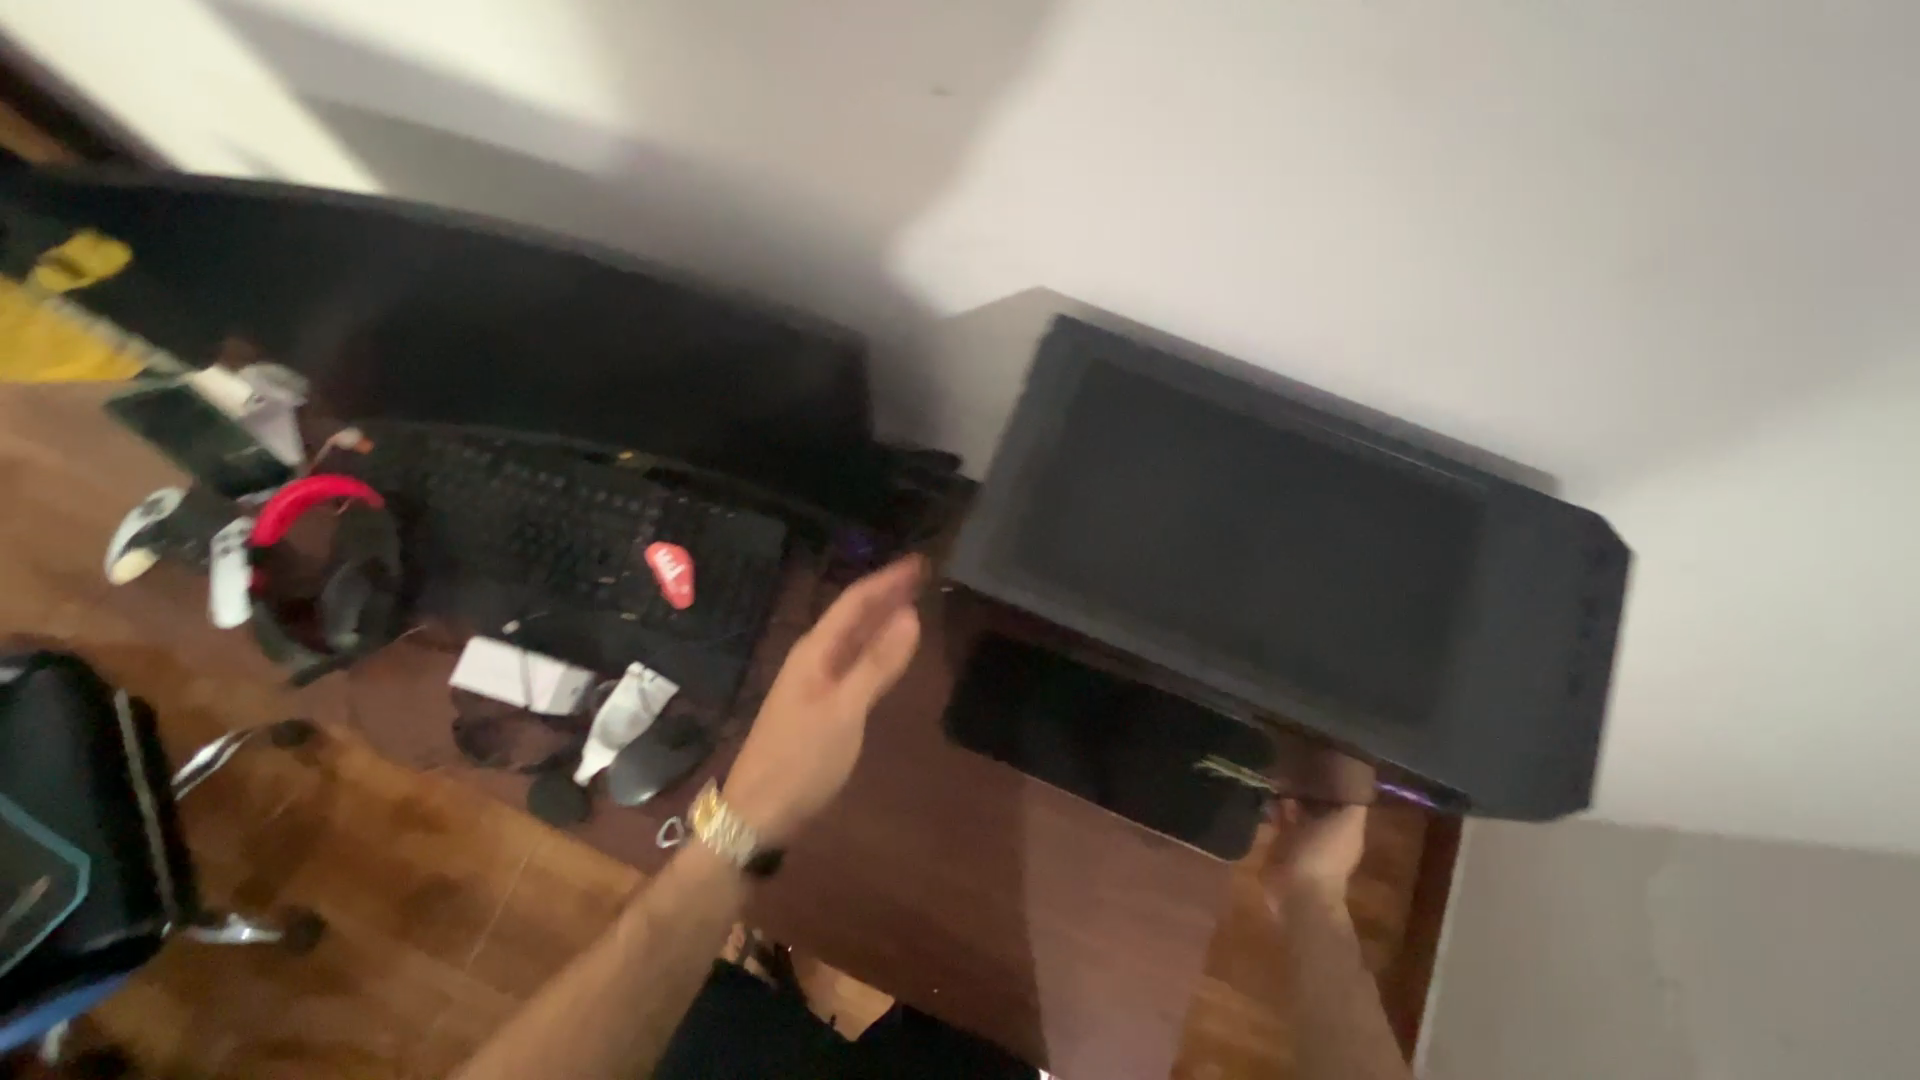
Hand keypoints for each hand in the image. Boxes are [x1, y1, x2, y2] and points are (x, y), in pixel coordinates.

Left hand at [722, 556, 924, 843]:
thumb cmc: (802, 760)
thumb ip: (877, 664)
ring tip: (912, 601)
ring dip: (881, 617)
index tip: (920, 561)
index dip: (888, 579)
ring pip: (852, 637)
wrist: (757, 812)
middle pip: (853, 615)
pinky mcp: (820, 703)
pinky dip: (875, 647)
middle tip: (923, 575)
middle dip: (887, 592)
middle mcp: (813, 657)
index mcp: (815, 651)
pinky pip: (852, 660)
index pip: (855, 601)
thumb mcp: (845, 711)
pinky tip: (888, 650)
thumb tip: (911, 615)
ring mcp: (814, 681)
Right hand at [1262, 759, 1374, 914]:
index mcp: (1342, 822)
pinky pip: (1272, 817)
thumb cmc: (1325, 854)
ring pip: (1291, 806)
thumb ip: (1352, 802)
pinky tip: (1258, 787)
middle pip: (1312, 798)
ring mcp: (1297, 835)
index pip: (1336, 792)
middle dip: (1302, 780)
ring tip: (1270, 765)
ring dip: (1283, 790)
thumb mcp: (1347, 823)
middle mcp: (1321, 827)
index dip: (1327, 773)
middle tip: (1286, 753)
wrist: (1298, 890)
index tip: (1313, 750)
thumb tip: (1354, 775)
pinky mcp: (1276, 843)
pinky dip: (1267, 805)